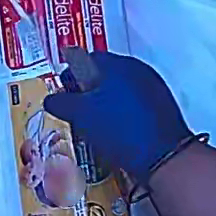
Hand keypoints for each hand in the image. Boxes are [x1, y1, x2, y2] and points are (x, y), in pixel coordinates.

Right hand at [43, 51, 193, 185]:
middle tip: (75, 108)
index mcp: (116, 64)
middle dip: (86, 88)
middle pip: (103, 72)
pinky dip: (121, 109)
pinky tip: (115, 129)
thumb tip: (51, 100)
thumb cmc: (120, 130)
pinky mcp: (162, 105)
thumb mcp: (81, 116)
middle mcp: (137, 69)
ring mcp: (153, 86)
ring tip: (94, 122)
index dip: (68, 74)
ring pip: (119, 87)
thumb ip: (62, 103)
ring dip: (104, 99)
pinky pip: (134, 101)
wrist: (163, 157)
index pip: (84, 58)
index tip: (62, 91)